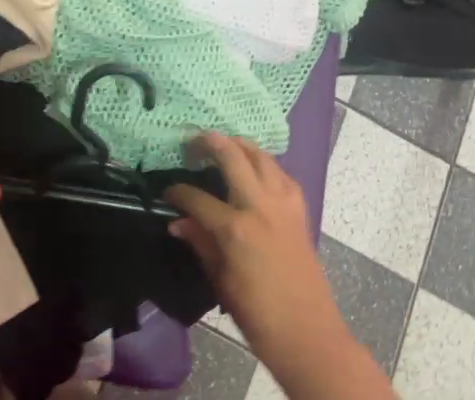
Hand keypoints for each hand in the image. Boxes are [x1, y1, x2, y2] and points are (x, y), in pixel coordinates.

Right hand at [165, 133, 343, 358]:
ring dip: (240, 145)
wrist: (308, 333)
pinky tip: (255, 171)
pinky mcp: (300, 209)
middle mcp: (260, 206)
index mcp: (235, 228)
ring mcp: (284, 204)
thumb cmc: (258, 315)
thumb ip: (200, 244)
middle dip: (210, 143)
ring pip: (261, 156)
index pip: (198, 198)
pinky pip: (280, 174)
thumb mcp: (220, 281)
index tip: (167, 191)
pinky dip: (264, 164)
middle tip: (194, 140)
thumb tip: (178, 223)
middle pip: (233, 156)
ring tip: (224, 145)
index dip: (178, 192)